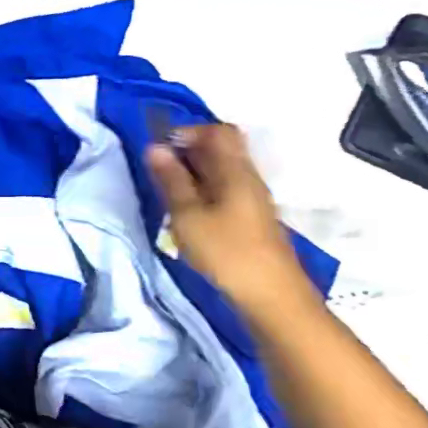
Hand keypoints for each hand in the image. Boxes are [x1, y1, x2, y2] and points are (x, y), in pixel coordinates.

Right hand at [144, 124, 314, 311]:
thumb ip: (171, 180)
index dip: (189, 131)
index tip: (160, 147)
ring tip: (166, 188)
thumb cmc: (227, 251)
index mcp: (236, 172)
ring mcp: (252, 199)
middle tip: (157, 168)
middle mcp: (248, 179)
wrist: (272, 296)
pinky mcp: (250, 217)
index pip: (218, 131)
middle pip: (221, 149)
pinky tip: (185, 207)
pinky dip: (202, 188)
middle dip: (187, 150)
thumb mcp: (188, 215)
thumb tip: (154, 147)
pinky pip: (224, 187)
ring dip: (193, 171)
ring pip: (222, 169)